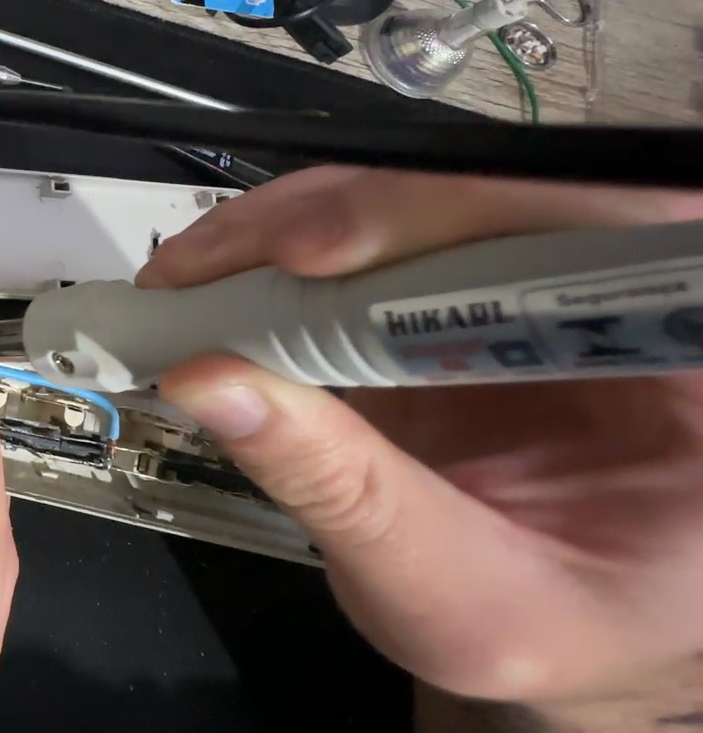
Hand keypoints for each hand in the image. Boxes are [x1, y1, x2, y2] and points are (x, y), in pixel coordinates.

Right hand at [137, 167, 702, 703]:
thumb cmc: (552, 635)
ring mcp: (508, 287)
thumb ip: (342, 492)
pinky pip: (343, 240)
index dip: (445, 214)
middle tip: (197, 267)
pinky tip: (205, 285)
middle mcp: (601, 298)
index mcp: (679, 360)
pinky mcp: (427, 294)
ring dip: (269, 230)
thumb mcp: (458, 599)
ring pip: (386, 202)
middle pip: (461, 196)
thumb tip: (201, 379)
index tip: (309, 257)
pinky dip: (260, 258)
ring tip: (181, 279)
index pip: (584, 226)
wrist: (553, 639)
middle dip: (316, 218)